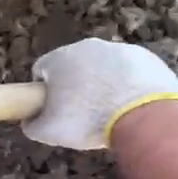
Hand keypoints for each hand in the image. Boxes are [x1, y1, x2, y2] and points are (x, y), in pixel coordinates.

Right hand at [23, 38, 177, 150]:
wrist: (144, 118)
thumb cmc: (87, 121)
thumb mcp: (47, 132)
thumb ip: (31, 123)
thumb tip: (30, 120)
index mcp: (59, 58)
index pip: (41, 70)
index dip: (44, 91)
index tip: (52, 108)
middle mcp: (88, 47)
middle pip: (73, 66)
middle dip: (74, 85)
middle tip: (80, 112)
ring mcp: (120, 49)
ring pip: (102, 67)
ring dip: (102, 84)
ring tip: (109, 110)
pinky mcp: (147, 57)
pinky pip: (129, 70)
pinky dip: (127, 84)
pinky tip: (130, 105)